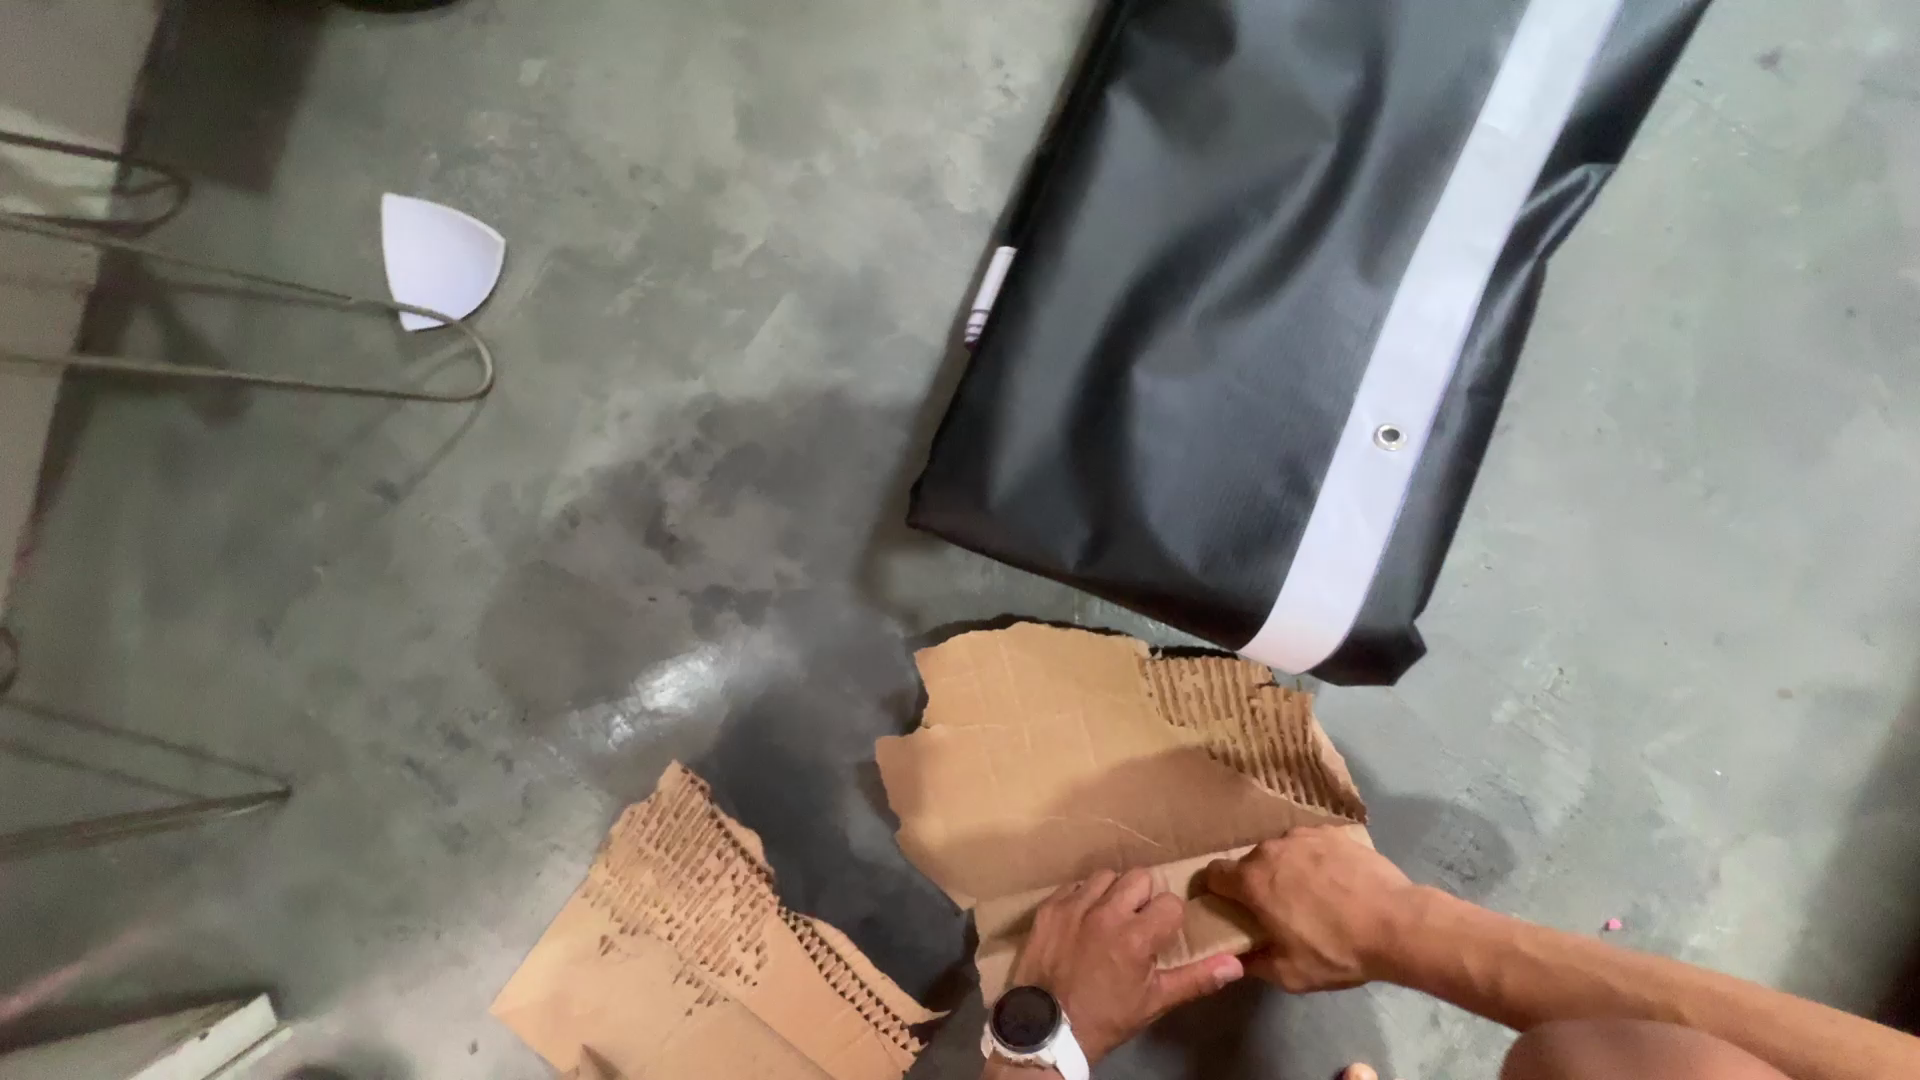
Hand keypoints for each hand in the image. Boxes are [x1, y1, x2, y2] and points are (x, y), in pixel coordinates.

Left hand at [1008, 868, 1244, 1062]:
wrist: (1048, 1027)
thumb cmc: (1107, 1016)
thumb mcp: (1155, 1002)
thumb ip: (1196, 979)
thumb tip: (1235, 964)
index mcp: (1135, 937)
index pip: (1170, 903)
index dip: (1171, 917)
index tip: (1163, 933)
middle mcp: (1105, 913)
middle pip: (1140, 877)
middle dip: (1145, 896)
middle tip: (1139, 919)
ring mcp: (1074, 906)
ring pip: (1106, 875)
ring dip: (1114, 891)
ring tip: (1111, 916)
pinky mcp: (1050, 906)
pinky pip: (1075, 885)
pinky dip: (1084, 897)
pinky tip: (1084, 918)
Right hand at [1203, 827, 1418, 992]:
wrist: (1398, 925)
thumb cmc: (1338, 950)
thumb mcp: (1291, 975)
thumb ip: (1254, 964)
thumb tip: (1234, 958)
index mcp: (1251, 881)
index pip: (1213, 874)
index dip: (1217, 890)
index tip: (1229, 905)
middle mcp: (1268, 850)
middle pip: (1250, 863)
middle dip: (1259, 883)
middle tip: (1281, 909)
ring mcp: (1301, 836)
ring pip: (1281, 852)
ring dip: (1288, 869)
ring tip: (1315, 895)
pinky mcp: (1330, 832)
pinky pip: (1311, 844)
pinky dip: (1316, 859)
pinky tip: (1337, 880)